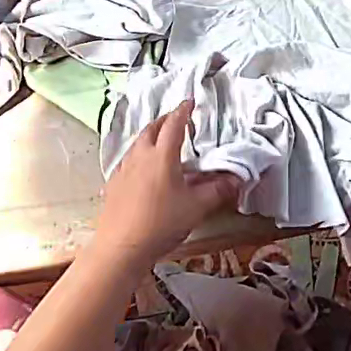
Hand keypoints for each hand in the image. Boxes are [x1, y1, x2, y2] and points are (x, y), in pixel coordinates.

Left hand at [92, 100, 238, 272]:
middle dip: (165, 120)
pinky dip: (139, 157)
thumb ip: (218, 190)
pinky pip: (128, 162)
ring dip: (150, 137)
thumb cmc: (161, 223)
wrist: (120, 249)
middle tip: (176, 119)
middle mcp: (140, 157)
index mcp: (162, 155)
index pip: (174, 124)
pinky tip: (143, 170)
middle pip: (151, 129)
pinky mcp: (113, 186)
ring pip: (137, 144)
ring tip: (161, 142)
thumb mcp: (197, 207)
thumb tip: (237, 179)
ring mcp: (123, 170)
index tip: (190, 102)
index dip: (183, 111)